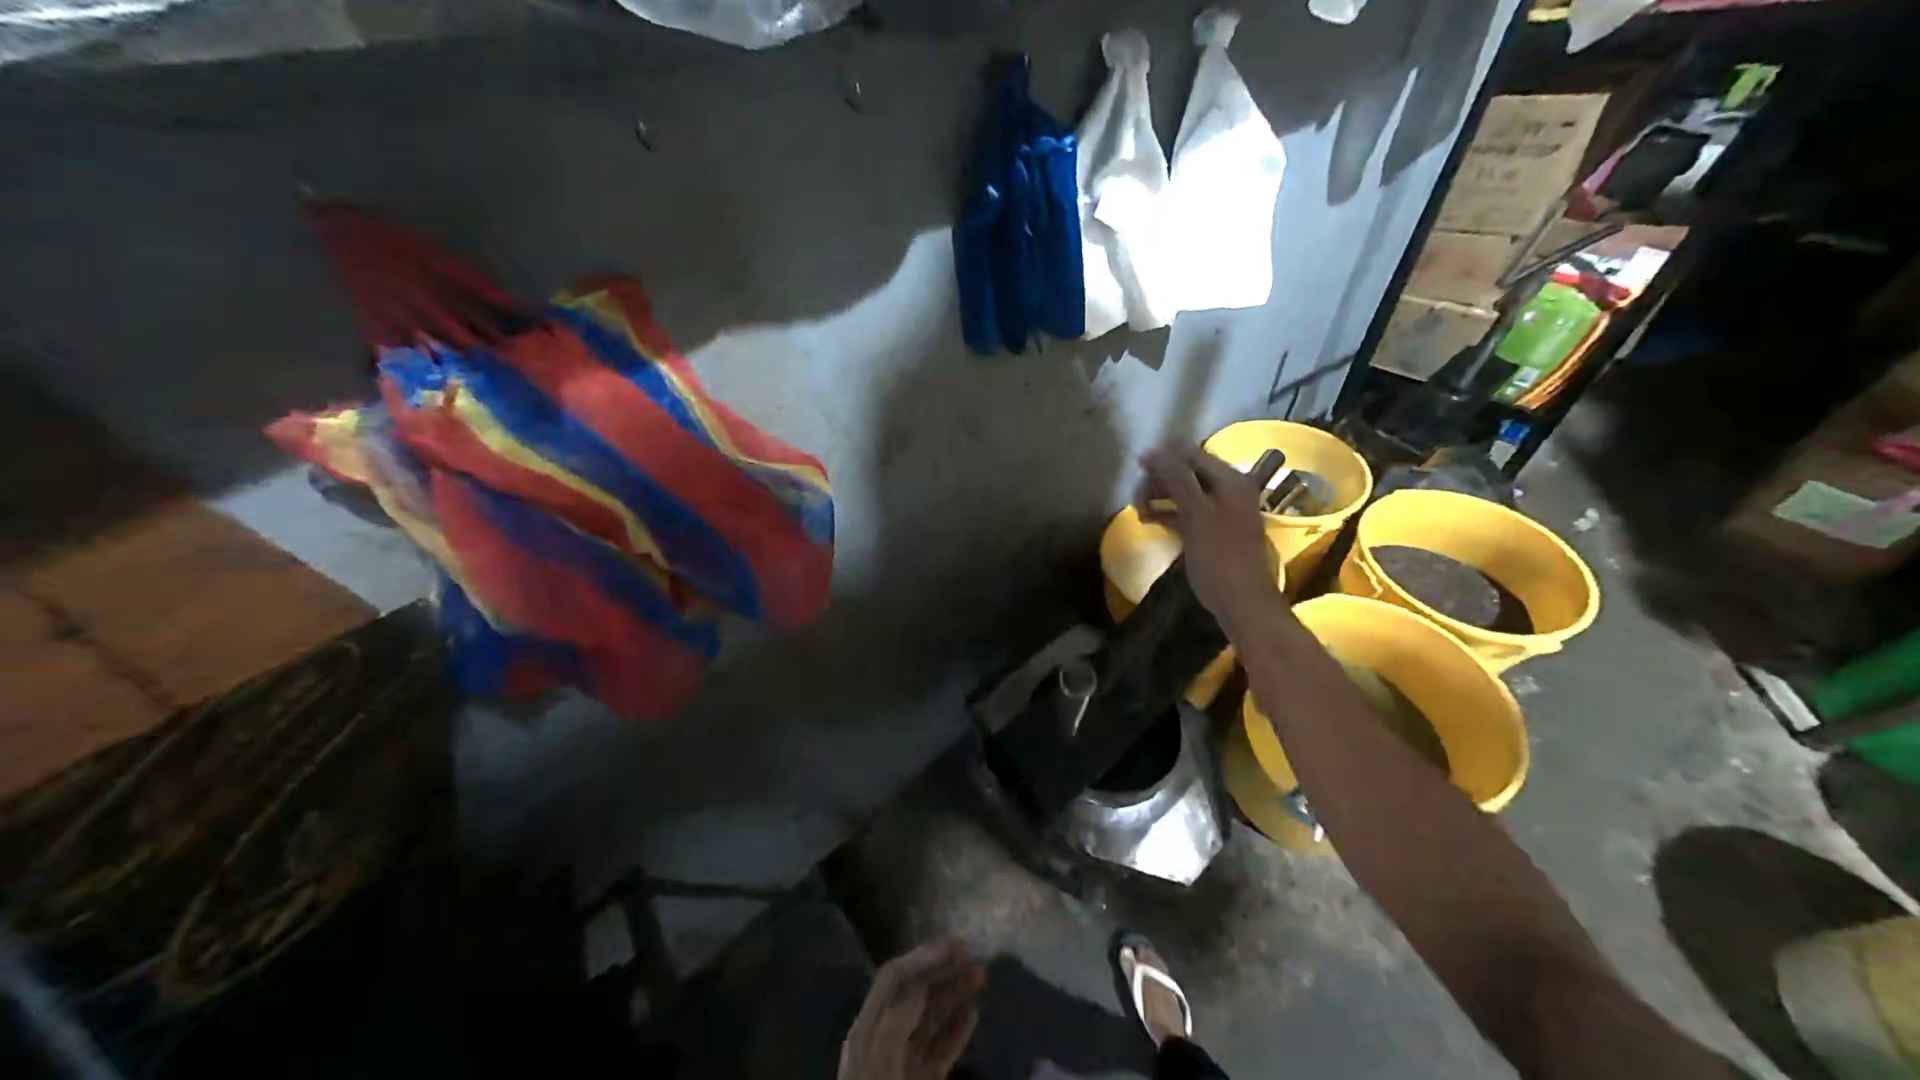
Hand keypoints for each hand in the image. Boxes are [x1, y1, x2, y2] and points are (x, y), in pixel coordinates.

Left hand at [837, 941, 984, 1079]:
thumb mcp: (880, 1065)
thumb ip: (895, 1025)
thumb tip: (917, 986)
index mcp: (868, 1031)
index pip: (894, 978)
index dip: (923, 956)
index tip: (956, 946)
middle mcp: (883, 1040)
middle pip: (913, 993)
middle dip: (943, 971)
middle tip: (975, 957)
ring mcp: (902, 1064)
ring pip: (929, 1019)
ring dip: (954, 994)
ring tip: (981, 978)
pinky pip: (939, 1051)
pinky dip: (956, 1031)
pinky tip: (973, 1015)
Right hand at [1138, 445, 1281, 626]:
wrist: (1241, 601)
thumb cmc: (1219, 557)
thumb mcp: (1196, 514)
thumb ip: (1177, 479)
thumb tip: (1156, 450)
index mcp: (1231, 481)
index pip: (1193, 455)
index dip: (1165, 455)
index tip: (1137, 463)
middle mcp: (1229, 491)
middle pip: (1188, 473)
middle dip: (1160, 478)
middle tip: (1136, 494)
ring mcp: (1221, 512)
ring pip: (1184, 493)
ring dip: (1160, 496)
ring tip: (1139, 508)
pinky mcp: (1212, 531)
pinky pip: (1186, 512)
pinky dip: (1168, 513)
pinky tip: (1148, 519)